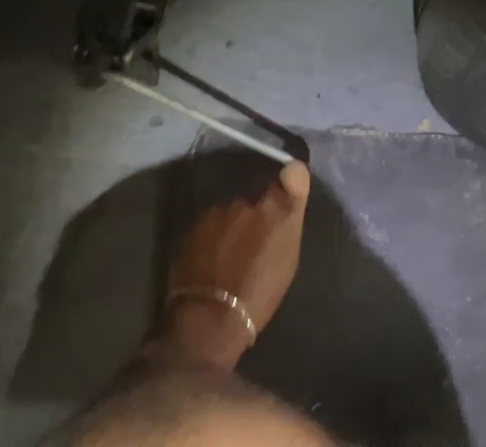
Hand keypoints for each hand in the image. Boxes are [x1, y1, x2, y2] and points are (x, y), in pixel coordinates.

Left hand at [160, 161, 311, 370]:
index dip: (287, 187)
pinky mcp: (191, 231)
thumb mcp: (288, 254)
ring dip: (234, 225)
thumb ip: (290, 208)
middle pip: (255, 198)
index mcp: (272, 206)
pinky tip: (216, 260)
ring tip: (235, 254)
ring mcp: (214, 214)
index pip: (287, 177)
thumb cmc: (259, 290)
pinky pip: (210, 227)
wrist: (209, 320)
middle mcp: (242, 201)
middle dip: (257, 213)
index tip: (288, 199)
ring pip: (231, 212)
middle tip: (259, 241)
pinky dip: (215, 238)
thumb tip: (294, 166)